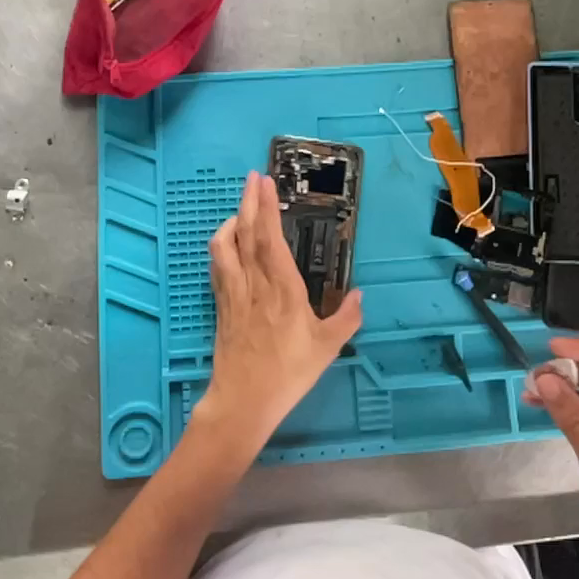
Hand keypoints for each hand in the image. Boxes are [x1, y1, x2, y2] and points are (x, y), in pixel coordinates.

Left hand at [199, 171, 363, 446]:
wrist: (243, 401)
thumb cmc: (288, 373)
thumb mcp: (328, 348)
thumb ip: (347, 318)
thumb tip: (361, 294)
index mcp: (283, 289)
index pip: (271, 238)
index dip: (267, 208)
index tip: (265, 183)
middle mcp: (255, 283)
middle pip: (246, 233)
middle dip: (249, 202)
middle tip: (252, 177)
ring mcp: (234, 293)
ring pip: (225, 246)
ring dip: (230, 220)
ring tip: (240, 208)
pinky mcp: (221, 304)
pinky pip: (217, 266)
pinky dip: (222, 245)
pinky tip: (228, 242)